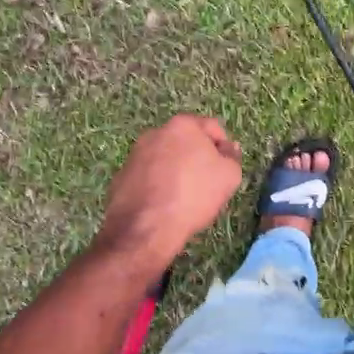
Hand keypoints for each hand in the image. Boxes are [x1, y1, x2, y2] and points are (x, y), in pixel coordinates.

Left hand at [96, 114, 242, 270]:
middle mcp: (155, 133)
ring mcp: (135, 155)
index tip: (225, 170)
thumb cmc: (194, 195)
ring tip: (185, 198)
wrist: (145, 229)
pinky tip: (165, 206)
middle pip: (187, 142)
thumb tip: (226, 148)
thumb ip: (232, 156)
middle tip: (208, 184)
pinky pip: (149, 176)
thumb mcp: (229, 175)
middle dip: (198, 158)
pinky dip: (158, 185)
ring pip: (166, 159)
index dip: (224, 149)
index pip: (213, 128)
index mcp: (182, 125)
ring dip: (177, 171)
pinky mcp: (121, 177)